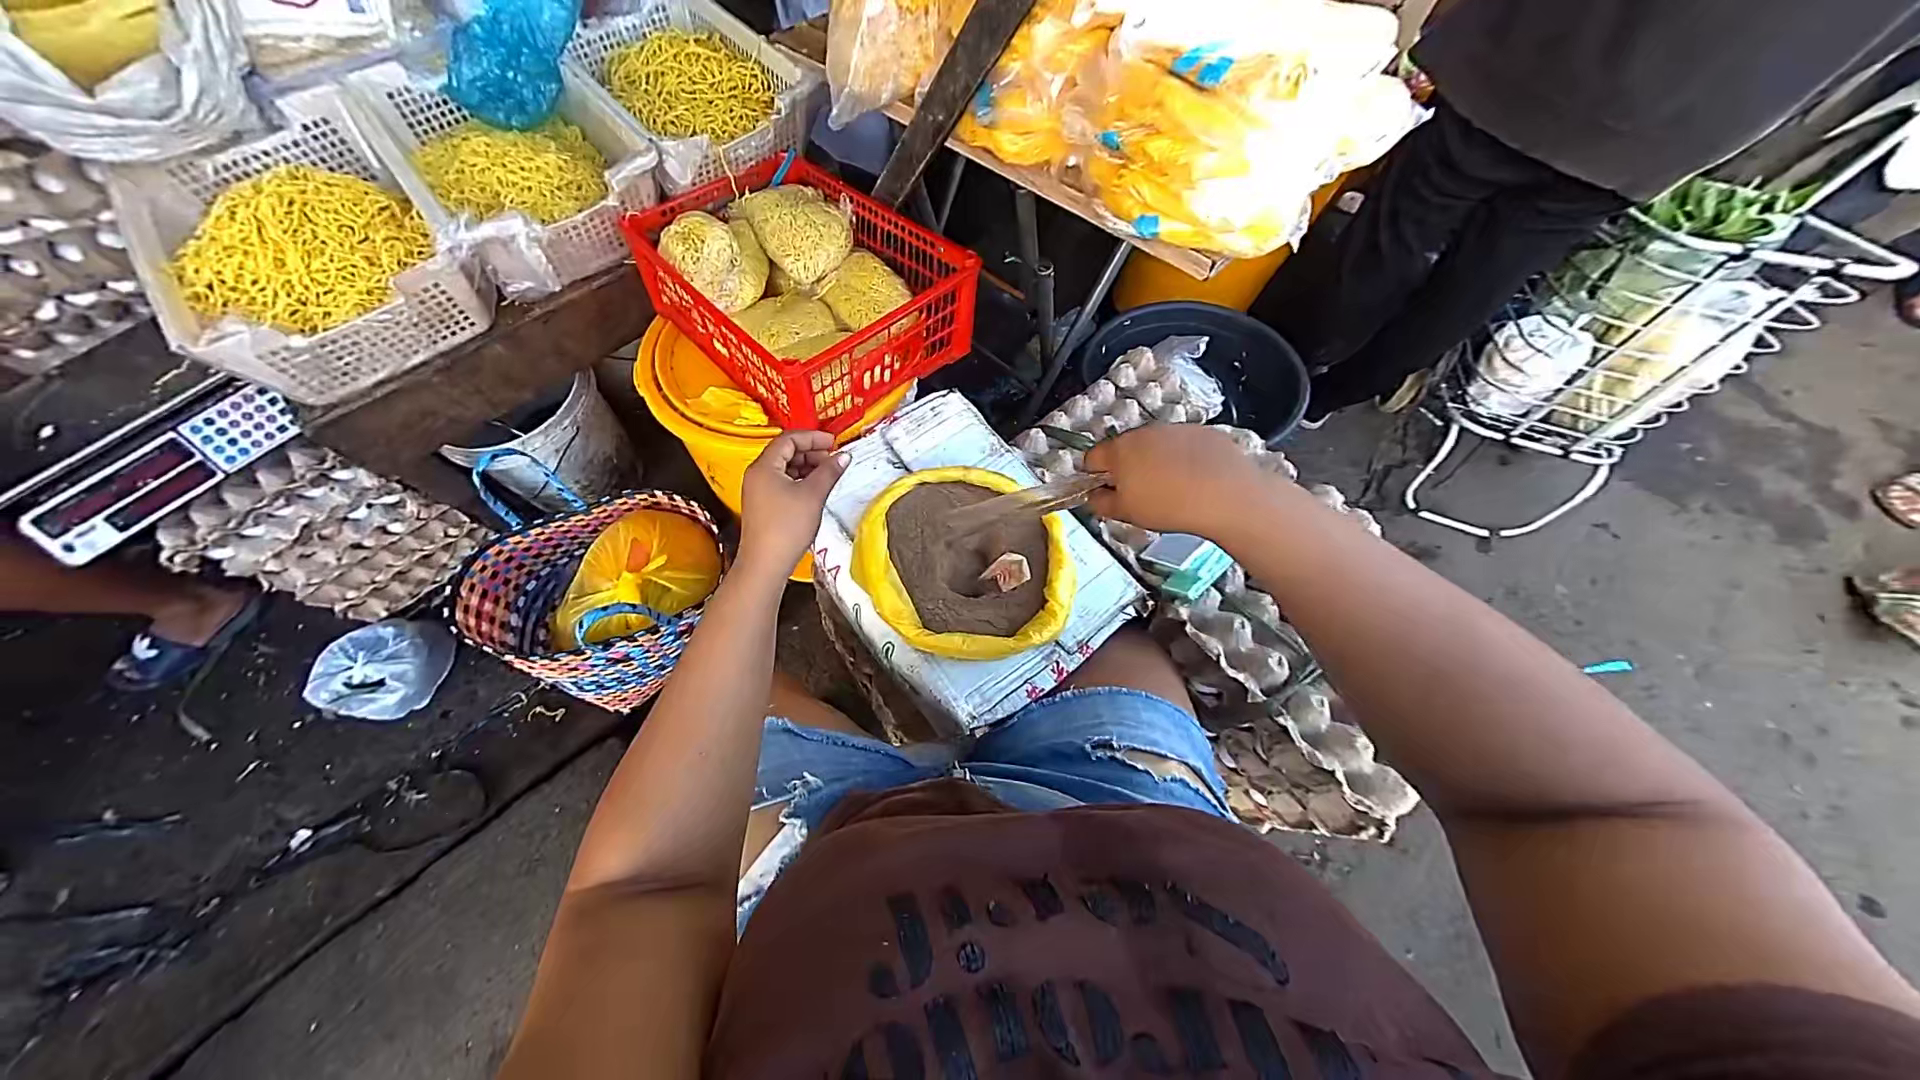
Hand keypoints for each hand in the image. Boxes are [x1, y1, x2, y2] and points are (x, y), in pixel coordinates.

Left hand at [738, 431, 846, 575]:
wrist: (766, 562)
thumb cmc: (784, 529)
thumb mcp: (813, 495)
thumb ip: (829, 471)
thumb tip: (842, 457)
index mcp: (764, 466)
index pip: (788, 439)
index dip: (812, 437)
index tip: (832, 441)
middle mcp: (757, 475)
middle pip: (785, 452)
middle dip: (811, 452)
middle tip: (832, 457)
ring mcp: (758, 490)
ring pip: (784, 468)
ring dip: (807, 467)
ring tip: (827, 473)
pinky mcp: (763, 504)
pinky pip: (782, 483)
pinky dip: (800, 481)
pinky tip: (815, 489)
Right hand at [1084, 424, 1274, 535]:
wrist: (1227, 496)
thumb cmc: (1171, 505)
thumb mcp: (1127, 513)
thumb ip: (1101, 503)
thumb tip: (1094, 497)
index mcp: (1120, 450)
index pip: (1092, 457)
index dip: (1094, 475)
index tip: (1103, 490)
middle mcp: (1145, 433)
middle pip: (1126, 449)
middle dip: (1128, 469)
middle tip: (1139, 494)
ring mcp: (1176, 430)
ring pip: (1156, 446)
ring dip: (1157, 463)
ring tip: (1171, 490)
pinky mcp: (1203, 433)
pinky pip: (1185, 446)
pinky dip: (1185, 459)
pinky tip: (1195, 481)